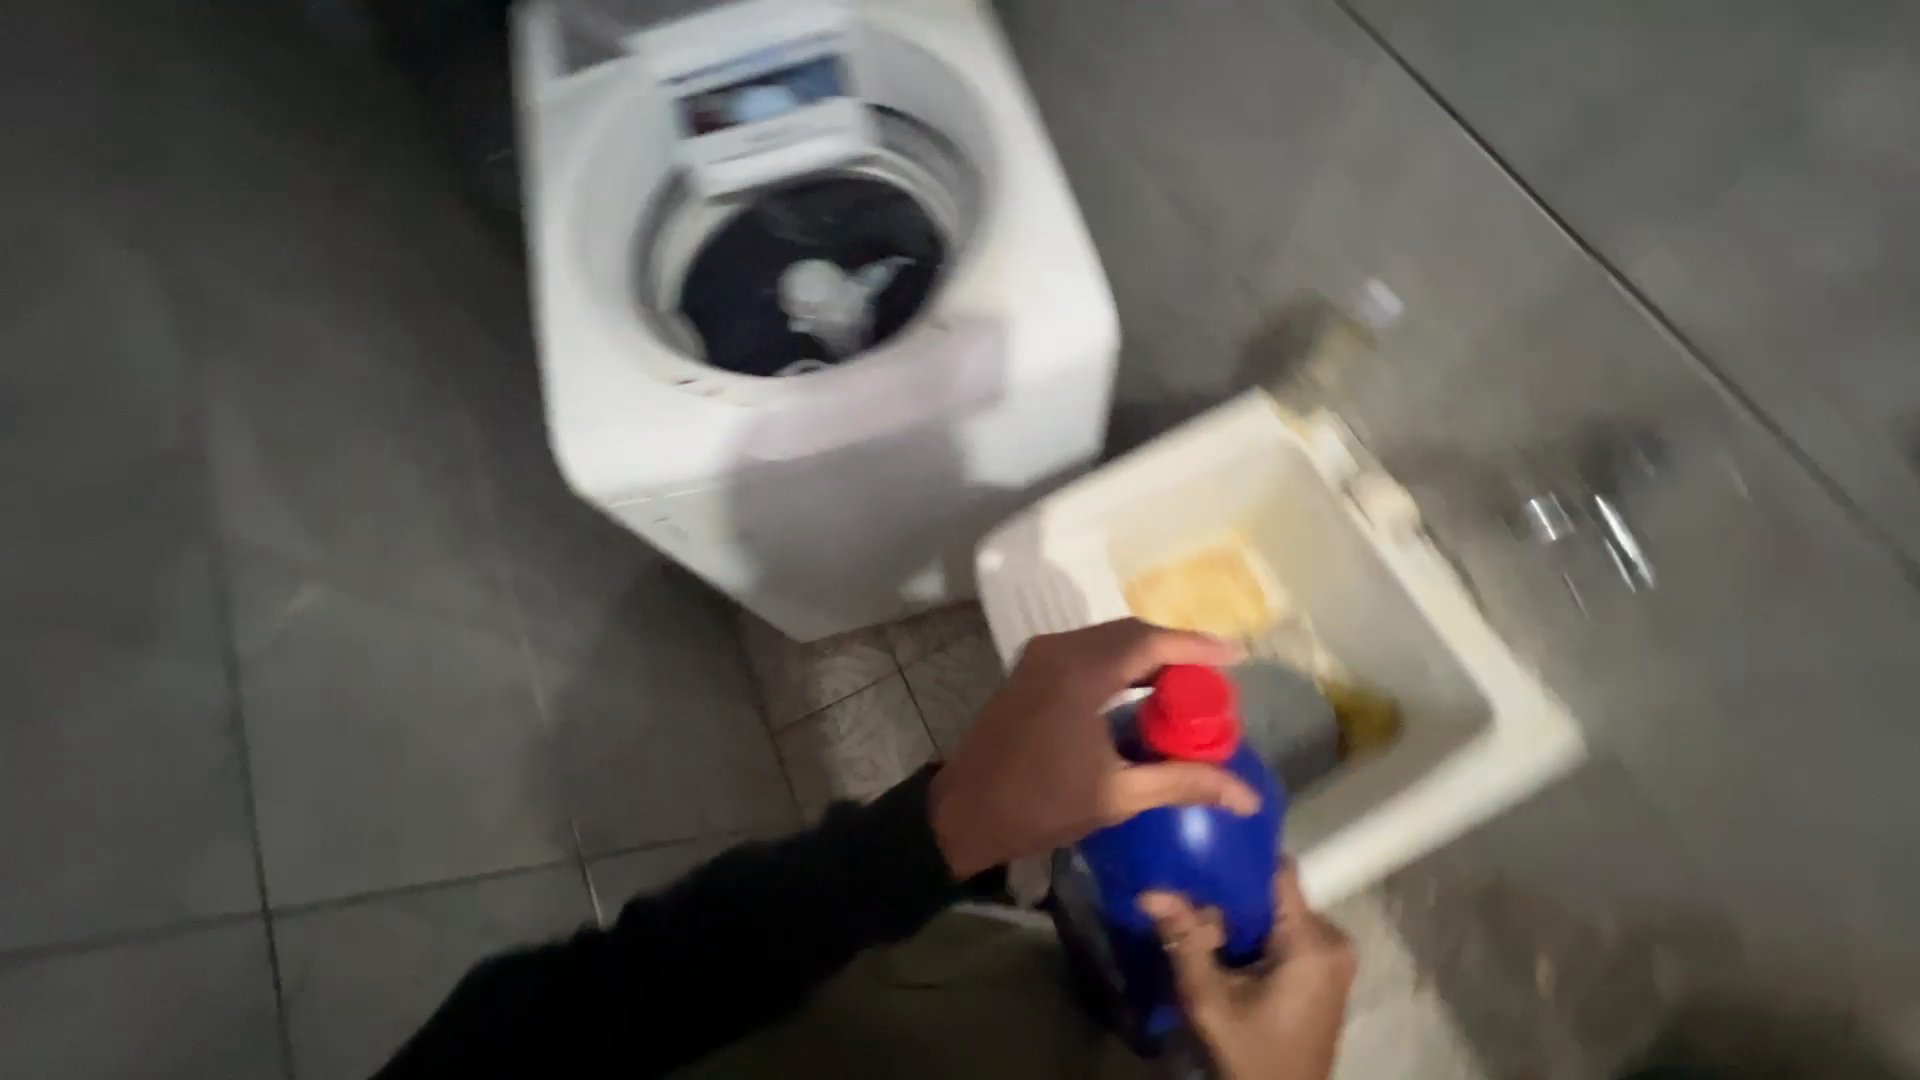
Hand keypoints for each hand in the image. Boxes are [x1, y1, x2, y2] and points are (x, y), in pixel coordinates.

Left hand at [926, 618, 1258, 878]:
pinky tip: (1143, 690)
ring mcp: (1040, 656)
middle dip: (1175, 650)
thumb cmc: (1040, 804)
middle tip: (1215, 677)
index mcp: (1079, 673)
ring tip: (1187, 684)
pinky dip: (1120, 663)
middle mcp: (1058, 650)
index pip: (1150, 641)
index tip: (1237, 656)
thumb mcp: (1118, 795)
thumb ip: (1182, 782)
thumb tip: (1245, 796)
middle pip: (1130, 633)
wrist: (965, 811)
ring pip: (1107, 639)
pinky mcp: (1031, 669)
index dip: (1196, 645)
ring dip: (1146, 655)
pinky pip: (1087, 651)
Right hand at [1141, 868, 1356, 1079]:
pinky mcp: (1326, 973)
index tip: (1200, 847)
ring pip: (1278, 911)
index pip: (1278, 870)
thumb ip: (1184, 939)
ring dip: (1241, 915)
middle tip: (1189, 895)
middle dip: (1231, 893)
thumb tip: (1149, 891)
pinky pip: (1288, 932)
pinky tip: (1225, 945)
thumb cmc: (1250, 1056)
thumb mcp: (1208, 1000)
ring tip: (1200, 919)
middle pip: (1274, 891)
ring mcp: (1334, 958)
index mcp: (1312, 943)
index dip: (1239, 855)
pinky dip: (1257, 933)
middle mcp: (1333, 941)